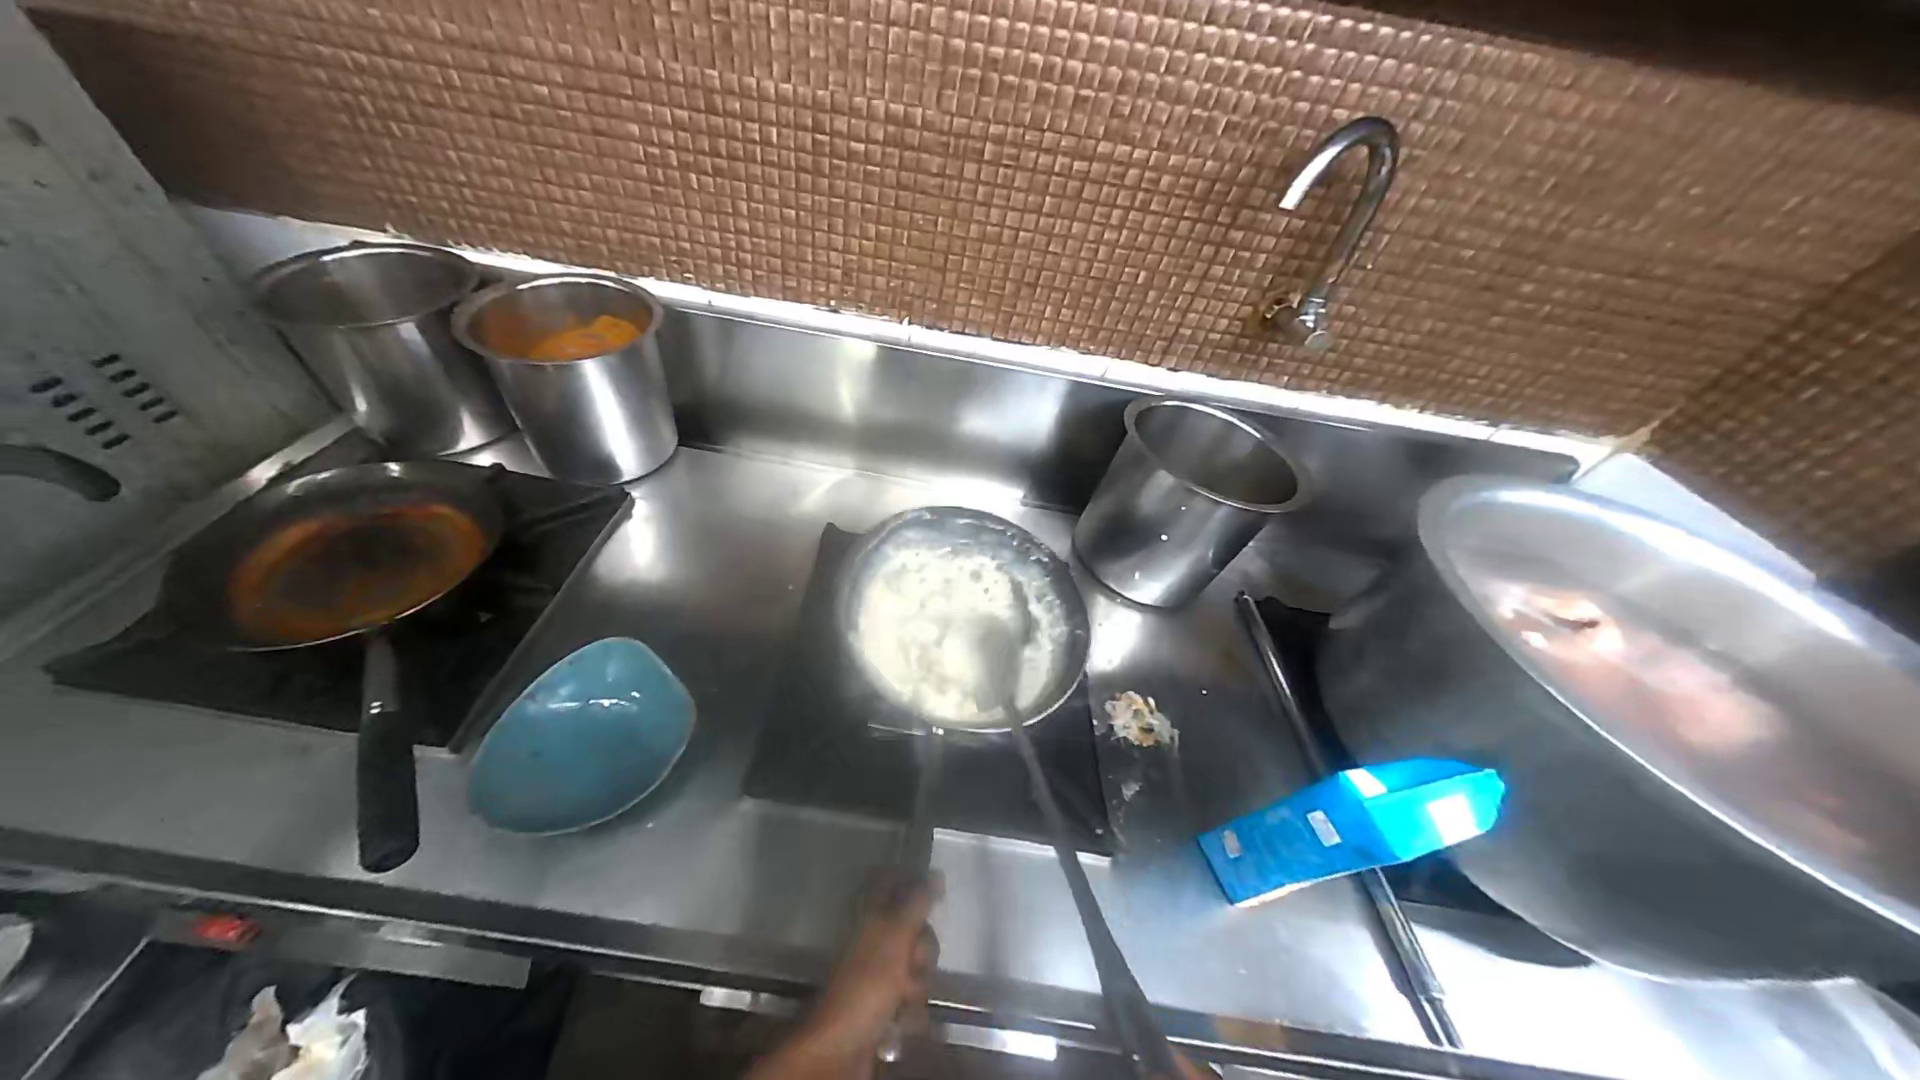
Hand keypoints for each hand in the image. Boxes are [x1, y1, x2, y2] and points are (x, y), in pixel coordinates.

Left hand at [745, 875, 940, 1079]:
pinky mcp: (882, 1003)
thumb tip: (937, 872)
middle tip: (913, 960)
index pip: (894, 880)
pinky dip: (911, 1010)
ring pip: (916, 964)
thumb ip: (919, 900)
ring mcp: (877, 971)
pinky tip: (902, 1020)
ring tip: (903, 998)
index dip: (917, 885)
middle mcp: (874, 936)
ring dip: (918, 983)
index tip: (934, 900)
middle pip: (914, 927)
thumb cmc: (867, 981)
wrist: (840, 1046)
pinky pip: (910, 997)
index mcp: (871, 911)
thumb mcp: (897, 933)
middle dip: (923, 949)